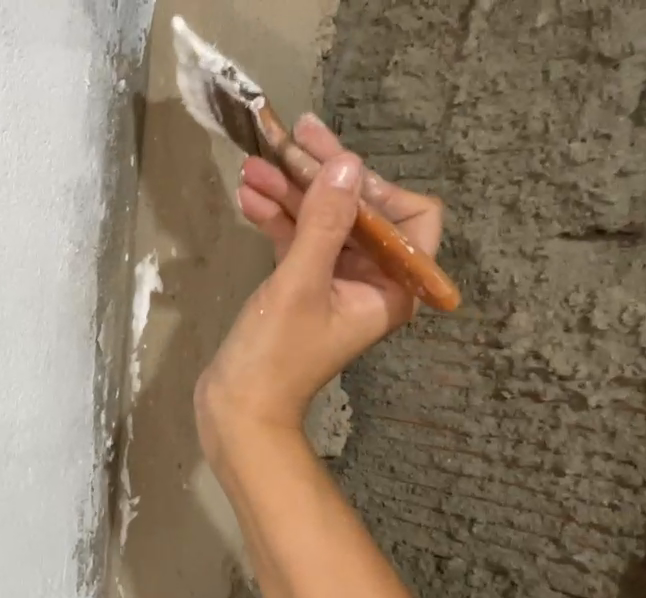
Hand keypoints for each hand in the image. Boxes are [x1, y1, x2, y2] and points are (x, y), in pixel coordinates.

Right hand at [194, 115, 443, 458]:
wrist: (236, 412)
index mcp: (391, 287)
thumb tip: (346, 163)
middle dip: (322, 178)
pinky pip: (295, 243)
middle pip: (358, 212)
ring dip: (288, 194)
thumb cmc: (273, 359)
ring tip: (253, 164)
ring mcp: (332, 285)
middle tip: (290, 137)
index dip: (375, 187)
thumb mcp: (298, 287)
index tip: (333, 167)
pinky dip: (274, 220)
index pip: (409, 216)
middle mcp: (370, 282)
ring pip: (320, 223)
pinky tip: (248, 198)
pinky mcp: (298, 290)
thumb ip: (323, 224)